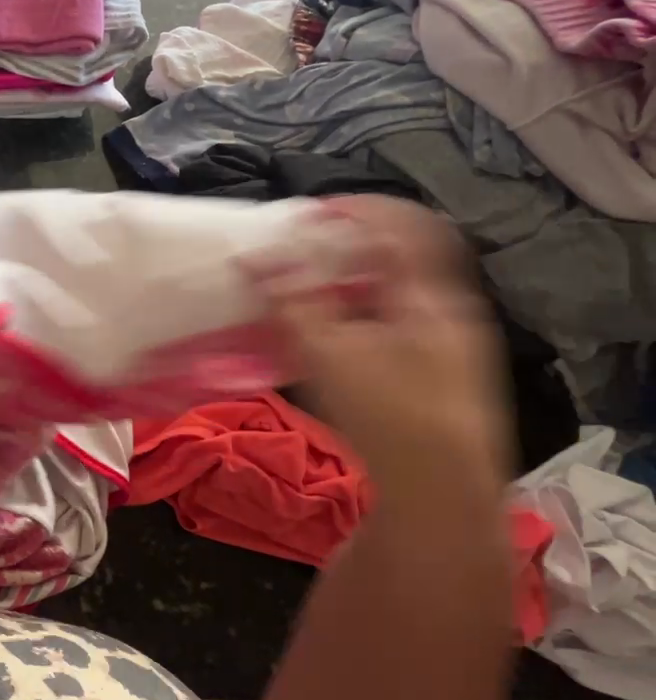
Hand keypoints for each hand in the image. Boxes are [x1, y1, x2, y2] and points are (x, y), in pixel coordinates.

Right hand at [248, 196, 509, 487]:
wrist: (438, 488)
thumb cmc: (384, 412)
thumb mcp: (325, 351)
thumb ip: (290, 298)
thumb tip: (257, 254)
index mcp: (428, 296)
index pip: (400, 226)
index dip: (354, 211)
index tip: (303, 216)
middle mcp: (443, 310)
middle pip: (392, 260)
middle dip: (336, 252)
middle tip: (287, 258)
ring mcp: (443, 342)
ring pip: (387, 294)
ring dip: (339, 286)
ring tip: (291, 299)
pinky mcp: (431, 371)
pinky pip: (387, 322)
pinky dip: (349, 316)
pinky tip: (316, 339)